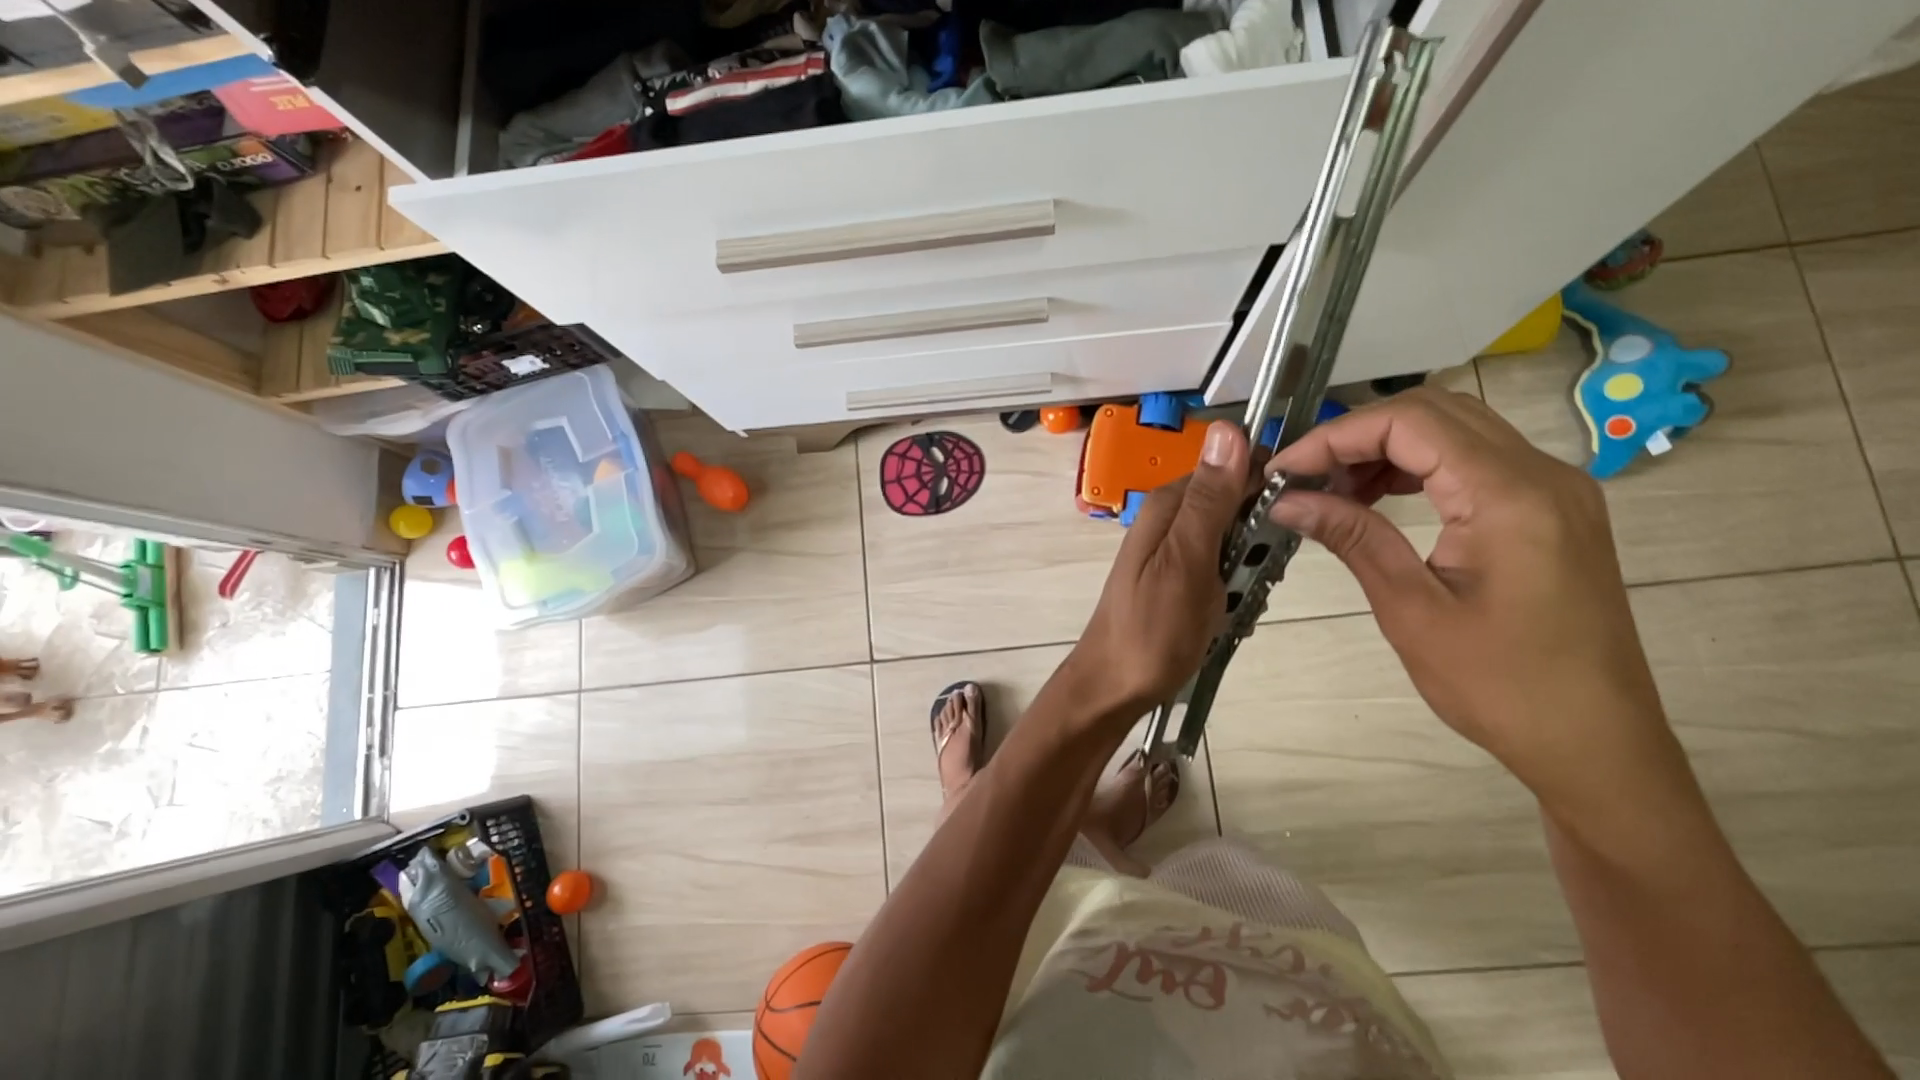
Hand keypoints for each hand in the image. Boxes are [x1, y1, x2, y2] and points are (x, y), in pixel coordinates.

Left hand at [1069, 421, 1254, 716]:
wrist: (1114, 688)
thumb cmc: (1152, 630)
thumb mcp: (1186, 561)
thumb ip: (1210, 500)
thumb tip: (1229, 429)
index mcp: (1170, 504)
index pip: (1234, 465)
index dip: (1268, 486)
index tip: (1286, 520)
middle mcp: (1172, 520)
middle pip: (1239, 505)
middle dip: (1260, 538)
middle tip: (1255, 575)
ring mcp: (1177, 552)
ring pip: (1237, 542)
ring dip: (1250, 571)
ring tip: (1241, 602)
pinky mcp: (1183, 582)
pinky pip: (1225, 573)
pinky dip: (1236, 593)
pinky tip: (1231, 617)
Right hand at [1266, 388, 1672, 799]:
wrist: (1595, 742)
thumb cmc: (1501, 686)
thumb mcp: (1413, 611)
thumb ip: (1354, 538)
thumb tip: (1288, 501)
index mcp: (1510, 495)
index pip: (1411, 423)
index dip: (1337, 436)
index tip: (1284, 470)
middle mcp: (1543, 474)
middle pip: (1437, 412)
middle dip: (1360, 434)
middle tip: (1304, 476)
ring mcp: (1557, 489)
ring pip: (1460, 430)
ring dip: (1391, 447)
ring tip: (1335, 489)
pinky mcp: (1556, 511)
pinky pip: (1482, 461)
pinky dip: (1425, 467)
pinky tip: (1384, 499)